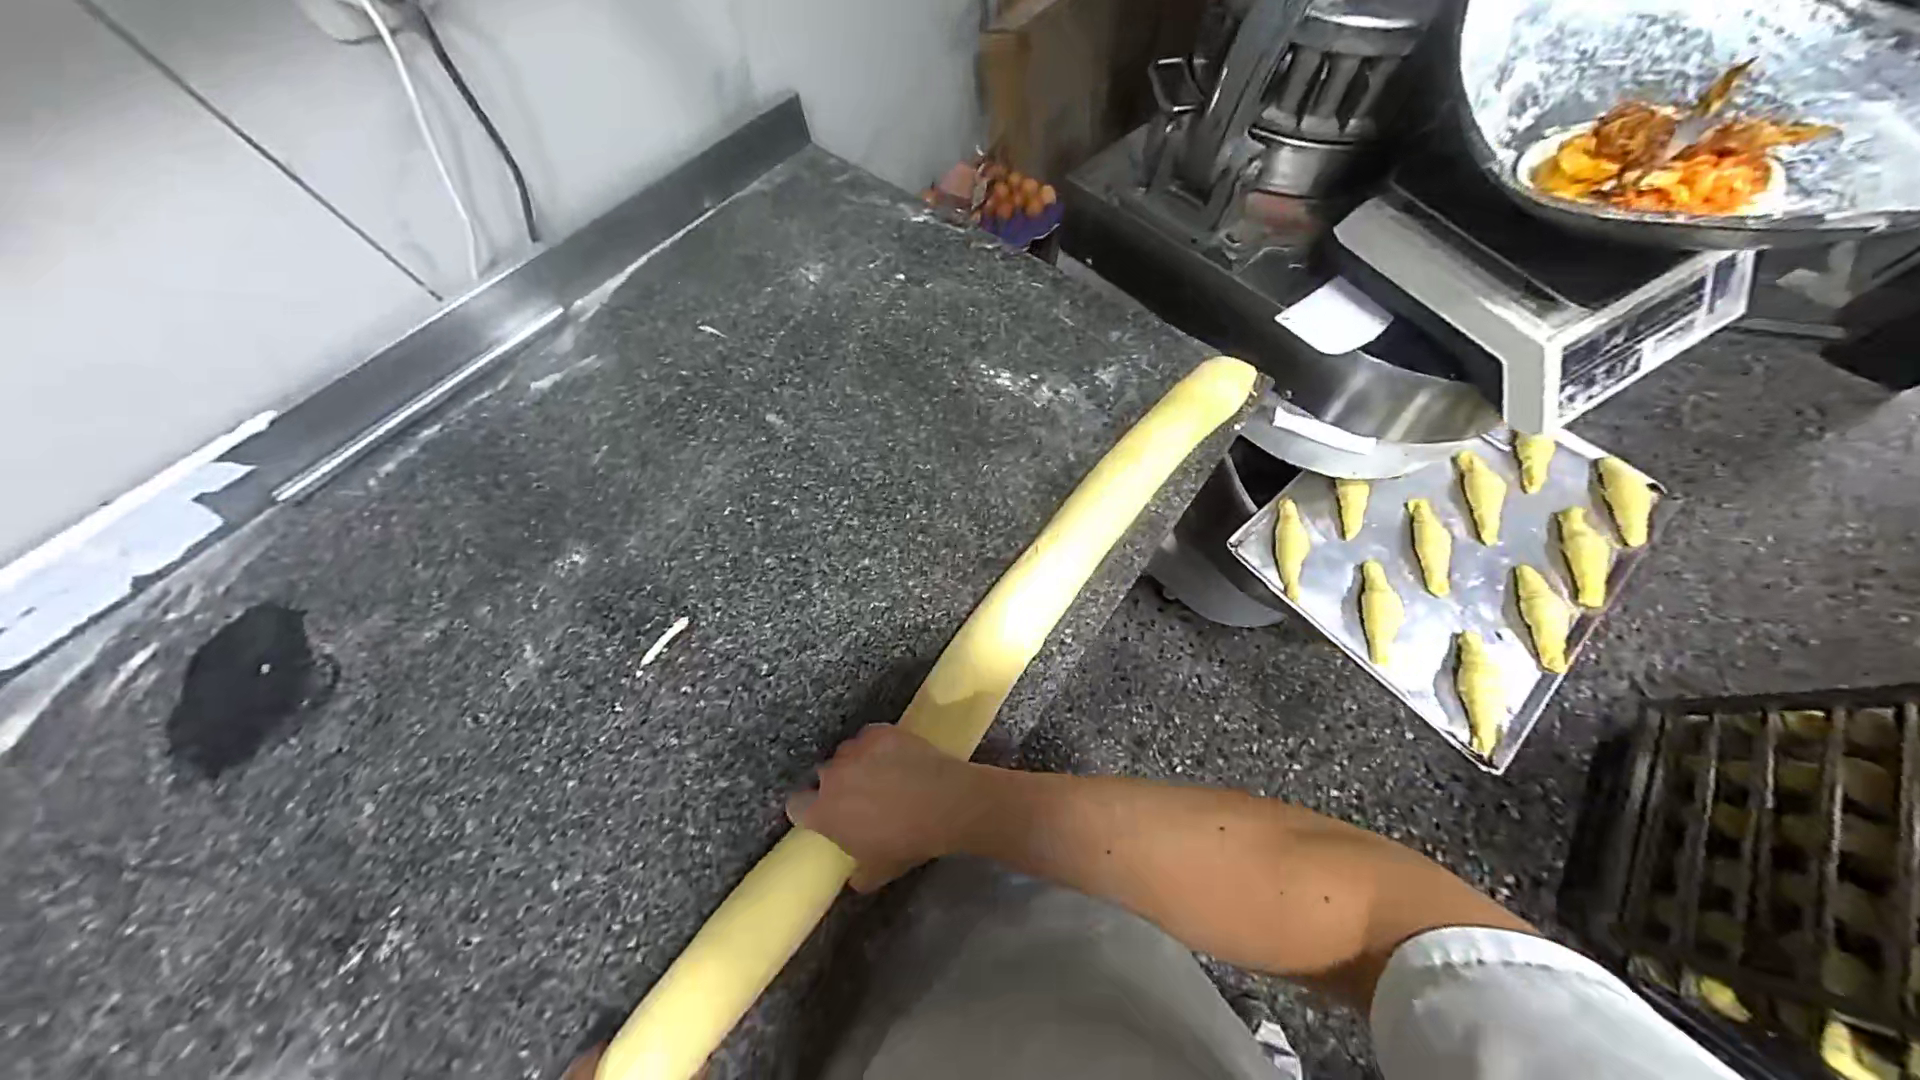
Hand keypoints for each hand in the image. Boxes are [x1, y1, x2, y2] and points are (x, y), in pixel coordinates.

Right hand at [786, 725, 990, 891]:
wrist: (944, 803)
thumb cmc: (907, 841)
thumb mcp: (879, 871)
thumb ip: (858, 874)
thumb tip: (855, 878)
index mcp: (823, 811)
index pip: (796, 805)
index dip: (808, 808)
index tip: (823, 812)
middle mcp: (832, 775)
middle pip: (823, 774)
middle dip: (835, 783)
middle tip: (857, 793)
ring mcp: (856, 749)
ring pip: (846, 752)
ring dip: (856, 761)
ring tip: (880, 771)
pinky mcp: (879, 731)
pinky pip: (869, 736)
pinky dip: (877, 744)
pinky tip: (895, 754)